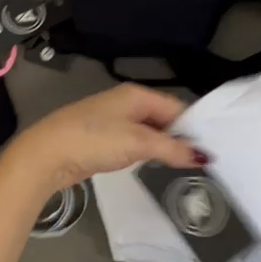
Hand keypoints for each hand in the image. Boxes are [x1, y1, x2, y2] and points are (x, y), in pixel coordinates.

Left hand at [1, 84, 201, 195]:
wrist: (47, 154)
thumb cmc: (94, 140)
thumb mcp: (138, 143)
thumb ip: (172, 148)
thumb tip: (203, 155)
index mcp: (137, 94)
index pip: (177, 107)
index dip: (195, 127)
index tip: (213, 149)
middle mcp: (127, 102)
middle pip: (164, 118)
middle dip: (181, 138)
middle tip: (203, 162)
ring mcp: (114, 121)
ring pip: (150, 132)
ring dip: (165, 147)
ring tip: (185, 167)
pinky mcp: (103, 139)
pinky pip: (135, 142)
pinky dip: (148, 153)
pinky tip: (154, 166)